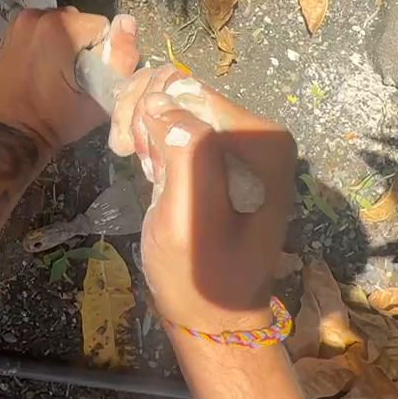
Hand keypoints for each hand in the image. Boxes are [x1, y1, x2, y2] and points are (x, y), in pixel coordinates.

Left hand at [0, 8, 138, 153]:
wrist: (11, 131)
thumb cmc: (56, 118)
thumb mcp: (100, 97)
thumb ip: (122, 59)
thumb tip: (128, 23)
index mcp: (59, 27)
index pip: (101, 26)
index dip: (102, 52)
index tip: (89, 75)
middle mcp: (37, 16)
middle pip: (80, 21)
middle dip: (84, 45)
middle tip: (75, 76)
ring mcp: (20, 21)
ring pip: (62, 23)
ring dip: (66, 42)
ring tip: (58, 73)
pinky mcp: (11, 30)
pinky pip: (42, 28)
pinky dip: (47, 41)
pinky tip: (44, 66)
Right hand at [114, 69, 294, 333]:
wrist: (208, 312)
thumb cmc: (201, 273)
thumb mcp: (190, 218)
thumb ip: (186, 152)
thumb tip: (160, 101)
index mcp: (262, 141)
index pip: (187, 89)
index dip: (151, 116)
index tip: (140, 159)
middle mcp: (254, 131)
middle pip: (176, 85)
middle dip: (141, 115)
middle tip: (135, 159)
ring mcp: (232, 137)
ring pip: (166, 93)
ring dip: (139, 121)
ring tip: (139, 161)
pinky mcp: (211, 145)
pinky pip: (167, 110)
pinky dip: (144, 128)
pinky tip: (144, 160)